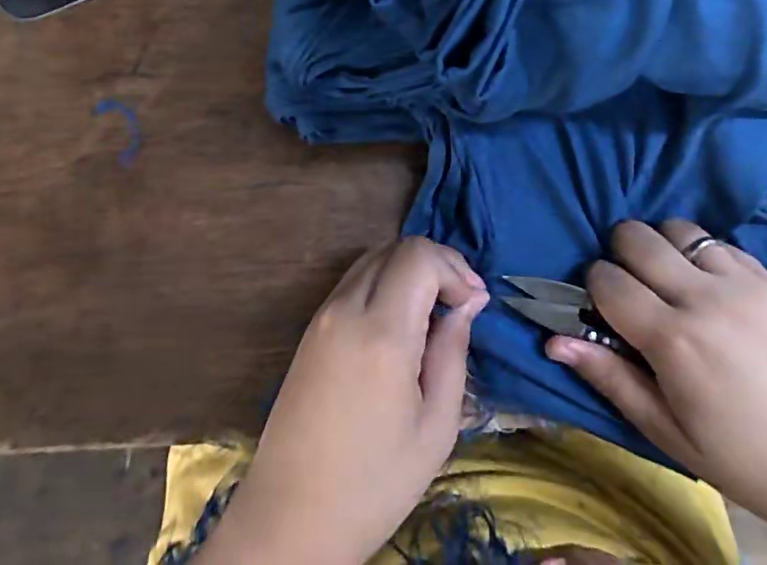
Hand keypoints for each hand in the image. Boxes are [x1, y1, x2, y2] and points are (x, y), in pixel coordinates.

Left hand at [198, 237, 488, 564]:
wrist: (290, 517)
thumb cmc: (374, 482)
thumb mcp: (435, 426)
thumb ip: (453, 351)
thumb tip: (466, 304)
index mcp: (381, 332)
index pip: (419, 256)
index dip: (455, 269)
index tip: (475, 305)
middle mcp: (345, 309)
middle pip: (396, 249)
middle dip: (438, 264)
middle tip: (463, 302)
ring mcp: (322, 316)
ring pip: (373, 258)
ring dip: (411, 270)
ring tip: (437, 309)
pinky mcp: (310, 330)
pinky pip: (354, 281)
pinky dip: (386, 282)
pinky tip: (403, 319)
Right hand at [547, 220, 766, 564]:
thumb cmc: (740, 459)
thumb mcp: (665, 430)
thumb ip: (608, 376)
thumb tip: (552, 339)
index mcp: (674, 341)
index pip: (607, 279)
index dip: (593, 288)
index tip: (602, 309)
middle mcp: (706, 298)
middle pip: (636, 236)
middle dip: (619, 255)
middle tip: (631, 291)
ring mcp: (744, 284)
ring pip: (677, 227)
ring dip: (661, 247)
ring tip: (669, 284)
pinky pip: (719, 242)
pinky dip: (700, 254)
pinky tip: (708, 288)